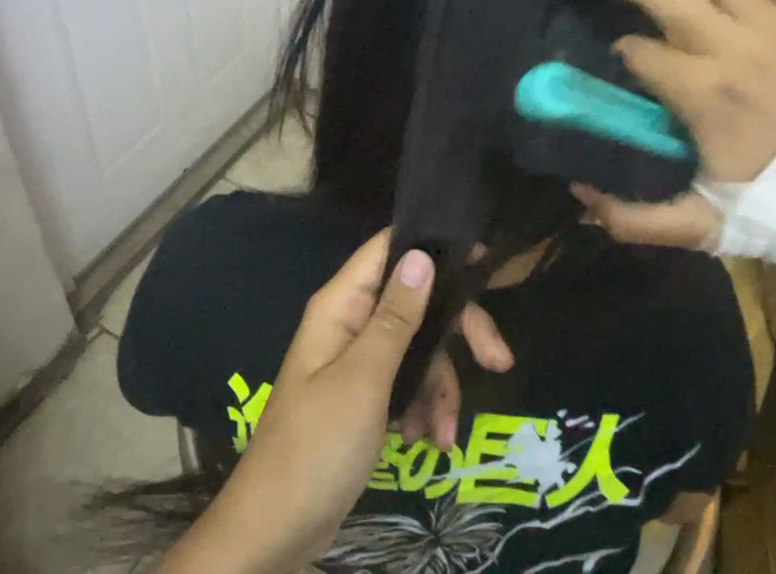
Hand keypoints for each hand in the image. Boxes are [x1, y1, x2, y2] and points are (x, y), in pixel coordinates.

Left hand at [163, 231, 509, 573]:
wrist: (277, 528)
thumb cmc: (316, 445)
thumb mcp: (363, 380)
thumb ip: (395, 318)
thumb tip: (422, 255)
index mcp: (341, 307)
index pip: (387, 251)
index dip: (433, 247)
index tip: (485, 259)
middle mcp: (350, 325)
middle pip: (416, 304)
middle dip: (458, 333)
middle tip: (498, 359)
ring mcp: (358, 363)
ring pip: (419, 350)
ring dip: (440, 388)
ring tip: (445, 435)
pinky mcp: (365, 398)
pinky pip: (407, 386)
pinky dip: (424, 410)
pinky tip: (430, 442)